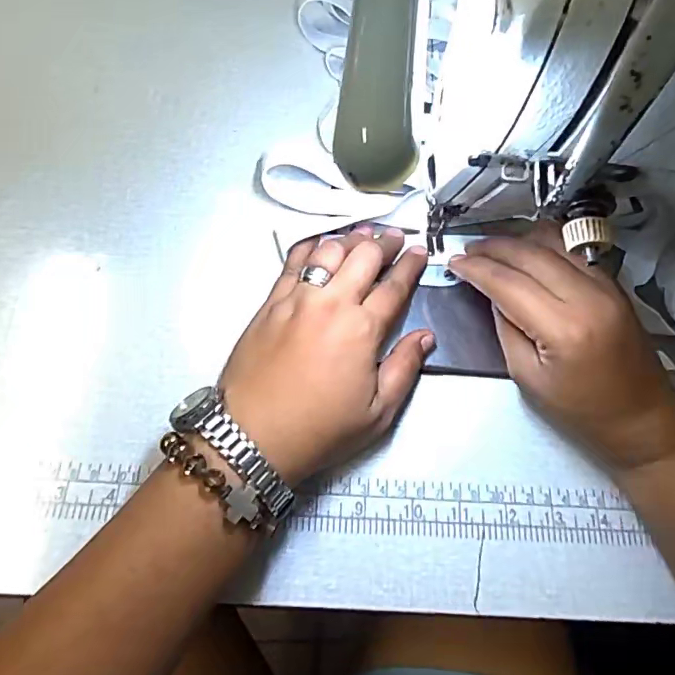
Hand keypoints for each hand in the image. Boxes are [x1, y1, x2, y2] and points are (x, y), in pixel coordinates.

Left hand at [217, 227, 433, 485]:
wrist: (248, 439)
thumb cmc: (319, 430)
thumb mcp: (377, 413)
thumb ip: (405, 368)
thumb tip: (426, 336)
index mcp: (362, 330)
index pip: (395, 285)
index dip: (411, 264)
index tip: (420, 252)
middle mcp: (332, 304)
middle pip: (364, 256)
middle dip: (385, 242)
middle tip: (396, 238)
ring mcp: (298, 299)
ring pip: (329, 251)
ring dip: (351, 239)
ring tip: (364, 236)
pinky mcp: (270, 303)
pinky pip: (292, 261)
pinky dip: (311, 246)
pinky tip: (322, 243)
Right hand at [450, 225, 674, 473]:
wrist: (642, 417)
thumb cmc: (584, 411)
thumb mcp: (529, 379)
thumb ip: (506, 330)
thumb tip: (492, 293)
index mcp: (564, 328)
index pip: (509, 283)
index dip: (477, 269)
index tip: (454, 262)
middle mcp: (588, 296)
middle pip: (530, 254)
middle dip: (494, 248)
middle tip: (468, 251)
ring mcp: (605, 285)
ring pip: (554, 243)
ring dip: (519, 240)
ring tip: (493, 248)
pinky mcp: (613, 283)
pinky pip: (573, 252)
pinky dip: (545, 246)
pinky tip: (528, 252)